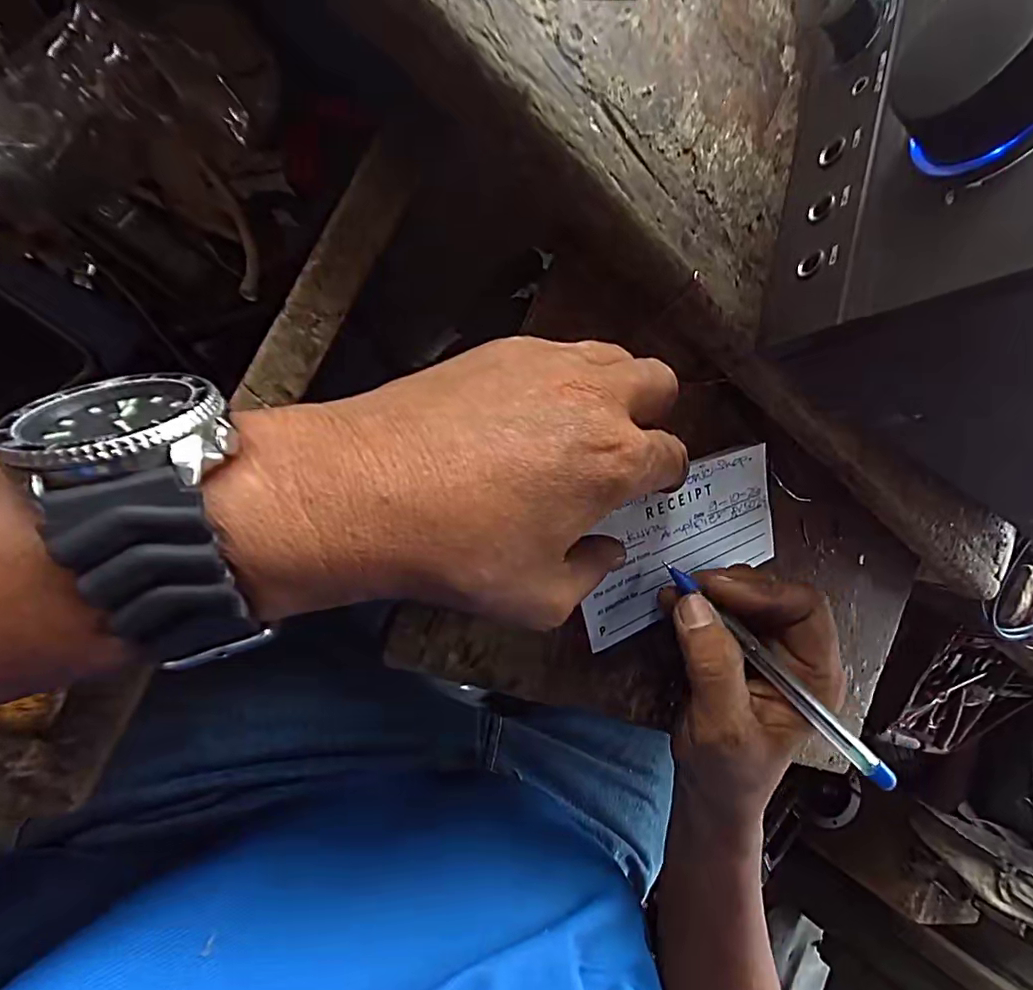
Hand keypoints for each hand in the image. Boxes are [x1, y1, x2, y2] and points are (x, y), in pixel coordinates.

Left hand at [215, 337, 686, 627]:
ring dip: (616, 388)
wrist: (361, 492)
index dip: (667, 476)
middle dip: (655, 415)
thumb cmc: (461, 552)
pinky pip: (559, 351)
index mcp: (615, 461)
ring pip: (614, 355)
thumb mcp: (540, 598)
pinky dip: (565, 376)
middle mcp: (594, 400)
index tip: (650, 489)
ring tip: (585, 422)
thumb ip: (592, 574)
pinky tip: (531, 408)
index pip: (671, 455)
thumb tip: (607, 550)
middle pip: (660, 382)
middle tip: (625, 448)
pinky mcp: (501, 348)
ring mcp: (547, 364)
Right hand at [658, 566, 843, 826]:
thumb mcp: (723, 727)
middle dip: (734, 588)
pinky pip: (725, 612)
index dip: (763, 593)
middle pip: (777, 596)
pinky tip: (674, 605)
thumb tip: (694, 607)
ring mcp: (770, 650)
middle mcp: (799, 656)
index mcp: (816, 675)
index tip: (716, 590)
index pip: (806, 610)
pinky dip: (700, 605)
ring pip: (749, 599)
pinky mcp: (742, 649)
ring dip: (714, 593)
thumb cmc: (730, 775)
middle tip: (690, 587)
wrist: (712, 794)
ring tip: (678, 595)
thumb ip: (713, 667)